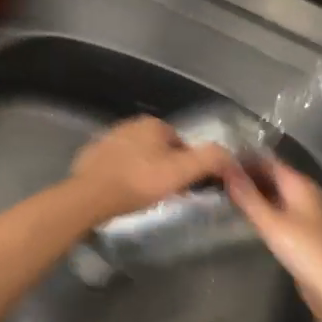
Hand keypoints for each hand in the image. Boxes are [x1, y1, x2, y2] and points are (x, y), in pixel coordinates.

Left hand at [69, 116, 233, 220]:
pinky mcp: (91, 155)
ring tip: (142, 197)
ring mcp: (107, 139)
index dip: (185, 166)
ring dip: (142, 172)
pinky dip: (120, 177)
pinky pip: (115, 166)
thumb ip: (210, 160)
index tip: (183, 187)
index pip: (180, 144)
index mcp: (153, 124)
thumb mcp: (182, 172)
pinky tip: (121, 194)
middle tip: (163, 194)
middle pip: (158, 150)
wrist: (91, 196)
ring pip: (136, 157)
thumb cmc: (140, 182)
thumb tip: (230, 155)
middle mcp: (129, 125)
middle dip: (163, 169)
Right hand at [226, 160, 321, 320]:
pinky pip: (281, 210)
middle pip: (273, 176)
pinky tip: (248, 216)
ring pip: (276, 194)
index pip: (268, 161)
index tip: (216, 160)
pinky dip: (264, 208)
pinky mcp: (306, 231)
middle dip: (247, 175)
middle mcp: (306, 193)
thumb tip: (225, 169)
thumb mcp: (271, 223)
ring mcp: (308, 212)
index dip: (243, 158)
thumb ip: (248, 197)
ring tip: (224, 194)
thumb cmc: (305, 250)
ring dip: (254, 193)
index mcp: (300, 184)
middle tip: (215, 178)